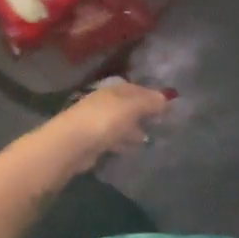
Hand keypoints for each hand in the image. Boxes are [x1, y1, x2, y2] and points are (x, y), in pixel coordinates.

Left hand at [42, 80, 172, 164]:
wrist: (71, 145)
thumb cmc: (103, 121)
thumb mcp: (131, 108)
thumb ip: (149, 103)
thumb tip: (166, 97)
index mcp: (113, 91)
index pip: (136, 89)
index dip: (151, 95)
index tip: (168, 105)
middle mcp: (104, 102)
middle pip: (128, 105)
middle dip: (143, 113)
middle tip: (161, 122)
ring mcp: (97, 122)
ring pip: (121, 123)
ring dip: (134, 129)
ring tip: (150, 138)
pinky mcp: (93, 141)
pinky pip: (113, 138)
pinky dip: (123, 141)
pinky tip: (132, 148)